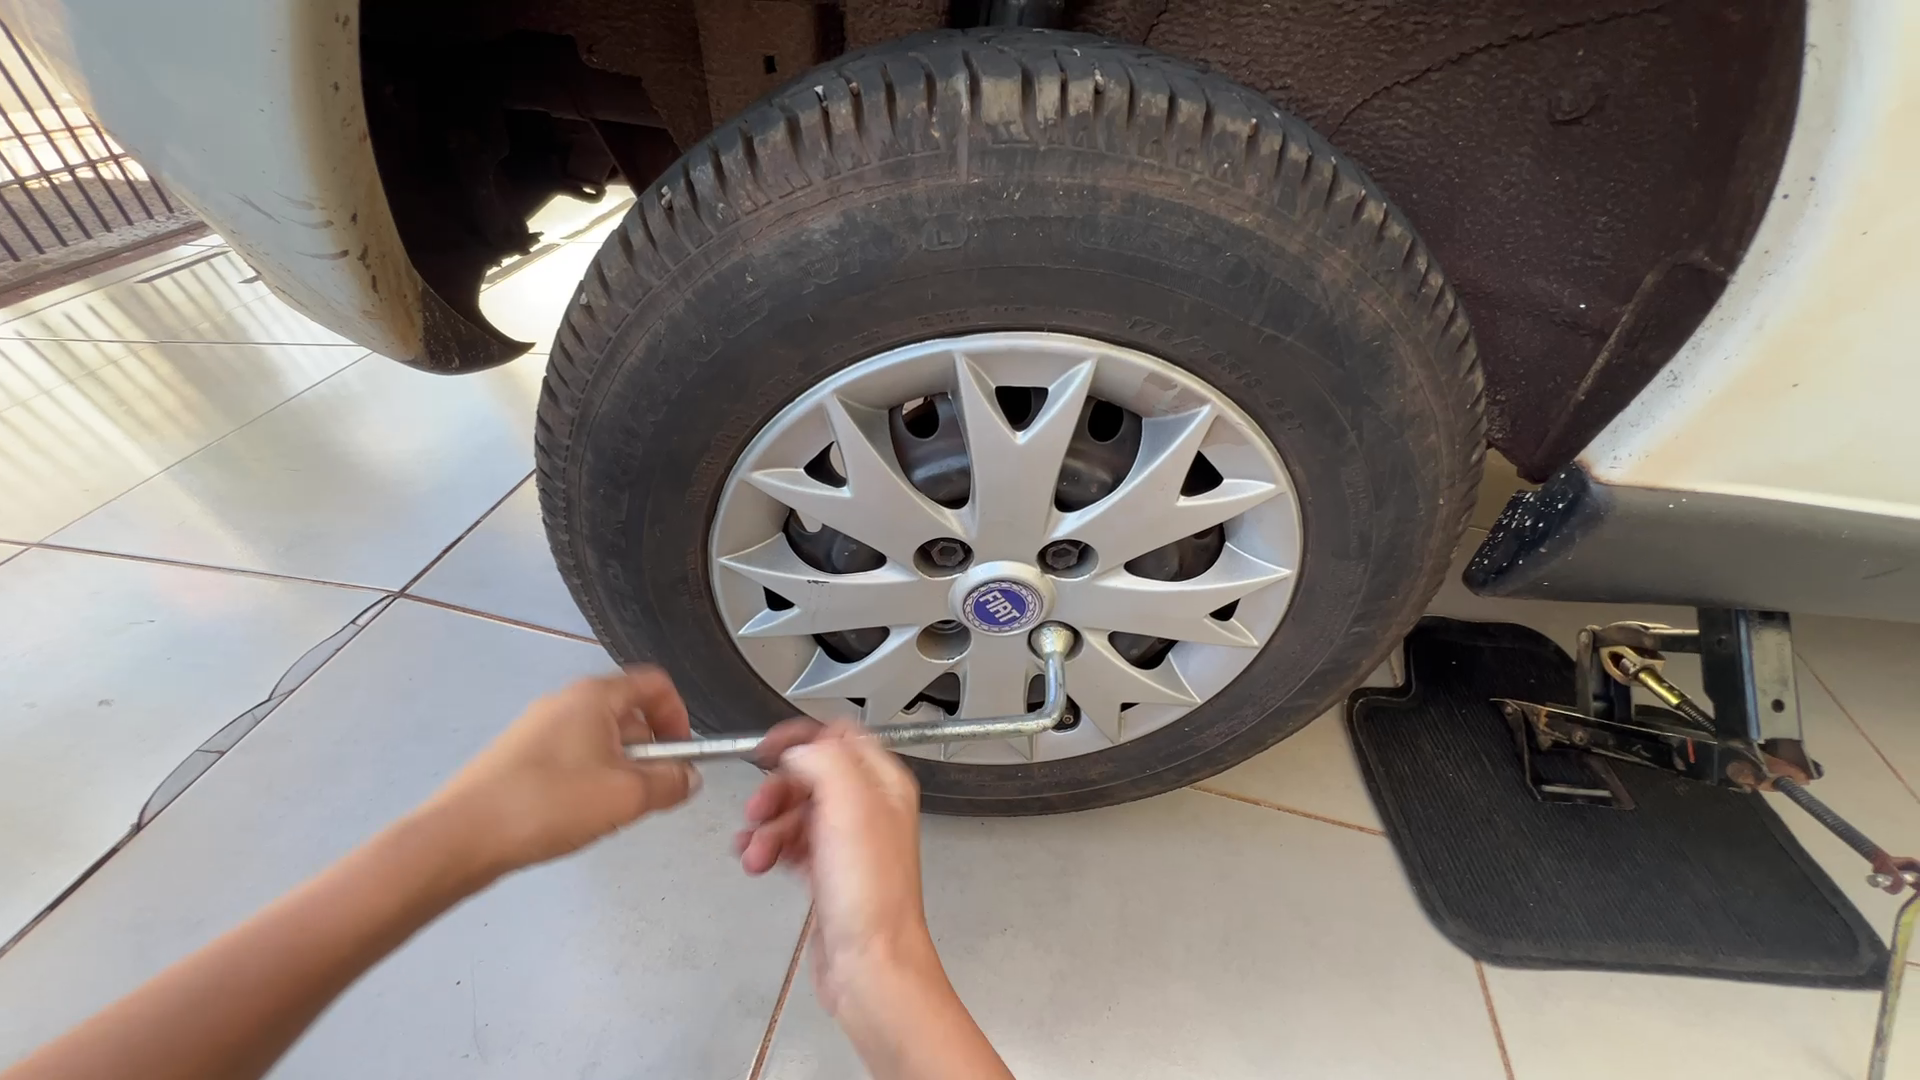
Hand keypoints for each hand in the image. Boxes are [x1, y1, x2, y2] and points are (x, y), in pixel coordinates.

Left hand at [423, 667, 699, 877]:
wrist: (456, 839)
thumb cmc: (551, 804)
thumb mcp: (628, 796)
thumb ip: (671, 782)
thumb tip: (688, 777)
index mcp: (595, 696)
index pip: (656, 684)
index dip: (679, 715)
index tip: (681, 754)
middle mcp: (565, 701)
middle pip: (629, 711)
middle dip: (650, 748)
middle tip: (648, 789)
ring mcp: (535, 727)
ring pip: (599, 738)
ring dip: (619, 767)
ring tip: (610, 809)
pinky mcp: (515, 756)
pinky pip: (570, 755)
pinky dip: (587, 777)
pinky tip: (575, 814)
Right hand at [736, 720, 935, 1012]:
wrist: (869, 964)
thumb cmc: (869, 891)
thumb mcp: (849, 805)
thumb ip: (824, 761)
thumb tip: (799, 750)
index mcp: (882, 782)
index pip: (841, 736)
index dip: (802, 738)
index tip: (768, 749)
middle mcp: (868, 806)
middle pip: (811, 774)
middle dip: (777, 788)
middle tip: (756, 809)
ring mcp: (847, 840)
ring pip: (795, 810)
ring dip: (767, 825)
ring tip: (755, 851)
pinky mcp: (827, 871)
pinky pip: (790, 844)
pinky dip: (769, 848)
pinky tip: (757, 862)